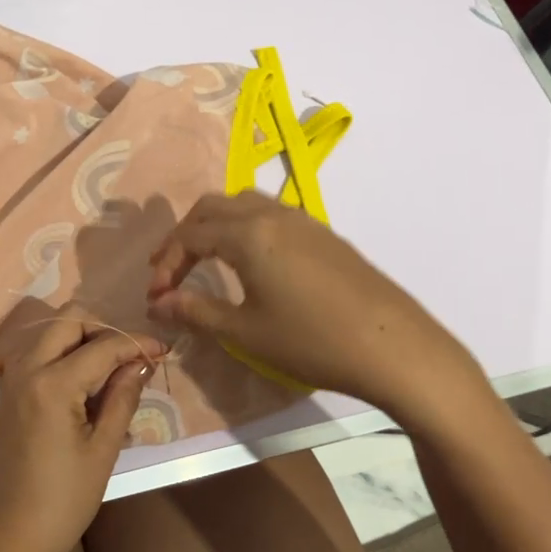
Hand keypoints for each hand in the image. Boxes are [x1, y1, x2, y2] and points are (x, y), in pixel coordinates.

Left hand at [0, 310, 159, 551]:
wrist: (10, 537)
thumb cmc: (63, 501)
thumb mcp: (103, 451)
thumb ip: (122, 398)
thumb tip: (140, 362)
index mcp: (52, 384)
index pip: (101, 346)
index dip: (135, 343)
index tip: (163, 349)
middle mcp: (26, 369)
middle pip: (68, 320)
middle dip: (103, 329)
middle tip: (131, 356)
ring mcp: (11, 378)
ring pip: (49, 333)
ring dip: (81, 338)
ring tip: (112, 368)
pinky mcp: (7, 392)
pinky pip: (37, 353)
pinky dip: (62, 353)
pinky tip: (86, 381)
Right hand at [145, 191, 484, 427]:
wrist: (395, 347)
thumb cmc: (312, 341)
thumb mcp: (246, 332)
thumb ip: (196, 311)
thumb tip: (157, 304)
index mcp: (248, 234)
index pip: (190, 236)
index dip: (166, 264)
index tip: (155, 298)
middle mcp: (272, 215)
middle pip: (212, 208)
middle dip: (184, 236)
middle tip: (168, 271)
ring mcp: (303, 221)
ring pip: (243, 204)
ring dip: (214, 226)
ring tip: (203, 260)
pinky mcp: (324, 235)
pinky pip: (270, 215)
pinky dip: (243, 228)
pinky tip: (248, 262)